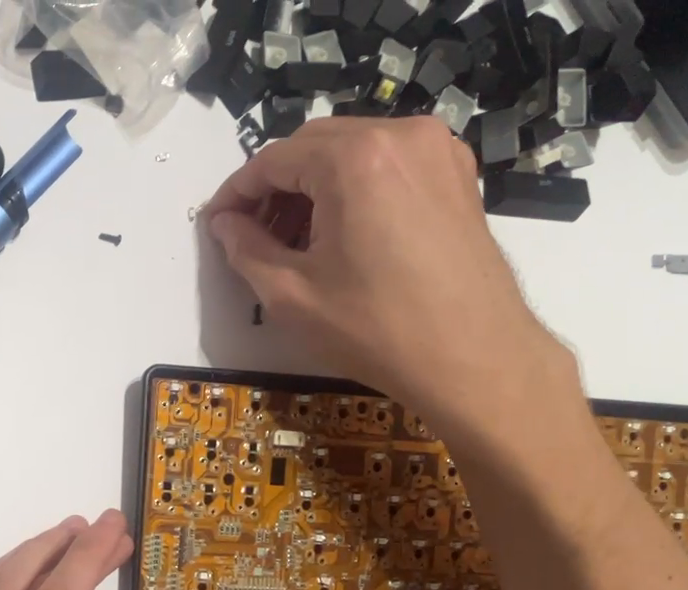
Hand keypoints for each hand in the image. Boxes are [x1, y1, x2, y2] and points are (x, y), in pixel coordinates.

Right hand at [204, 117, 579, 451]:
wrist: (472, 355)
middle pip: (313, 145)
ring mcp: (436, 150)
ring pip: (351, 151)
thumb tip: (225, 223)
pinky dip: (353, 187)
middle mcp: (399, 135)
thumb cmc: (373, 328)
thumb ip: (247, 249)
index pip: (273, 159)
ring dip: (313, 186)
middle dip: (275, 185)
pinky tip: (341, 233)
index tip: (216, 223)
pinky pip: (387, 163)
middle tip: (251, 234)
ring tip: (294, 240)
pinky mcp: (457, 174)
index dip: (236, 191)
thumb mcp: (290, 294)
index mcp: (353, 159)